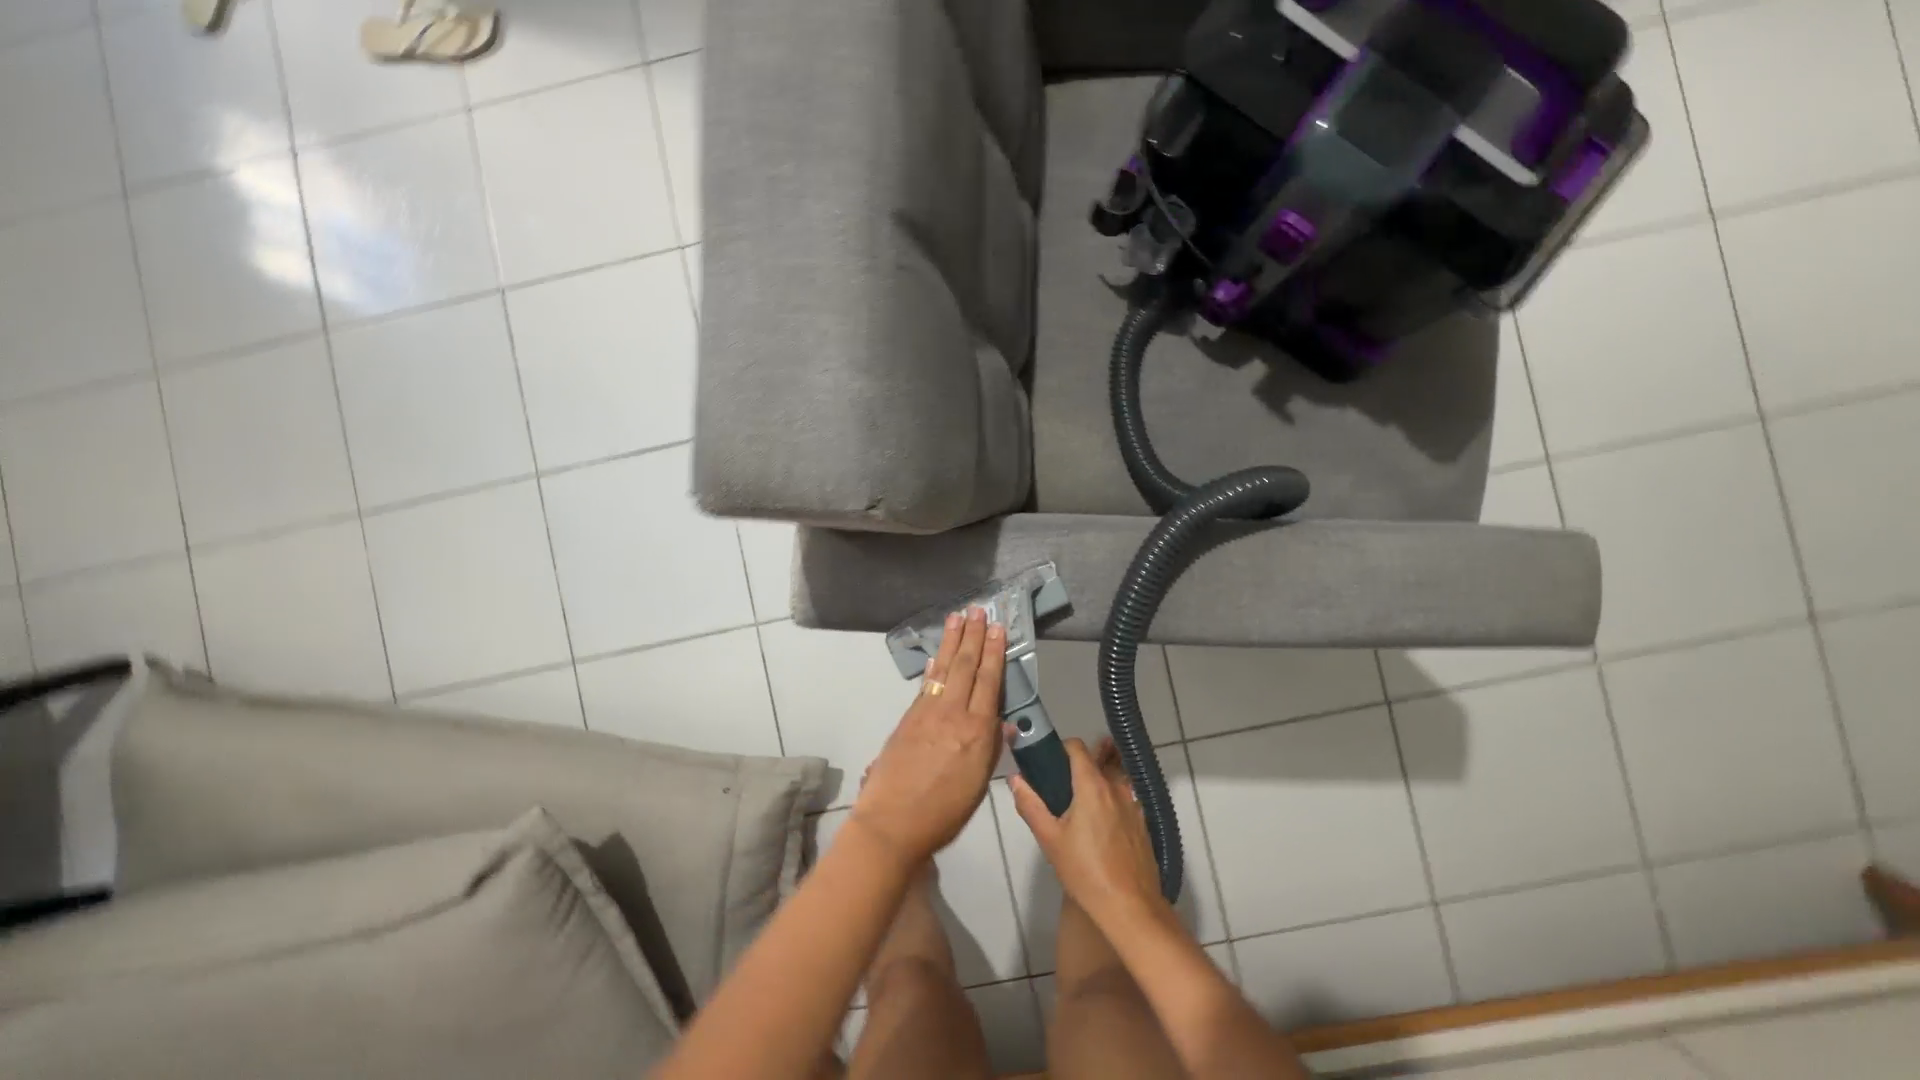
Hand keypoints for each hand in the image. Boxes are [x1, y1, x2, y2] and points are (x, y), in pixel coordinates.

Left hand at [849, 608, 1005, 866]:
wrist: (893, 823)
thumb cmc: (944, 813)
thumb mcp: (979, 784)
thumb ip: (991, 749)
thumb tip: (1005, 723)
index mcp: (977, 732)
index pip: (989, 682)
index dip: (994, 653)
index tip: (997, 628)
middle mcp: (954, 714)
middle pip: (966, 667)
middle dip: (973, 636)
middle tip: (978, 610)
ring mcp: (927, 714)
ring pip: (944, 669)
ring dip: (951, 642)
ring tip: (957, 617)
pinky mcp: (907, 719)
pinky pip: (926, 684)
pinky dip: (933, 666)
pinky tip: (937, 655)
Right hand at [1009, 737, 1161, 921]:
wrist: (1129, 905)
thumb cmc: (1084, 871)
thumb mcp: (1050, 839)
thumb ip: (1030, 805)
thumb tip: (1015, 779)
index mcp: (1092, 786)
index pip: (1077, 747)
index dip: (1060, 748)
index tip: (1047, 762)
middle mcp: (1116, 787)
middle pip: (1097, 760)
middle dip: (1078, 766)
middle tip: (1059, 787)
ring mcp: (1134, 804)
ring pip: (1113, 779)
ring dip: (1097, 781)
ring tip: (1078, 805)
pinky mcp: (1143, 822)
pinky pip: (1124, 799)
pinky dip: (1111, 800)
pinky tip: (1100, 825)